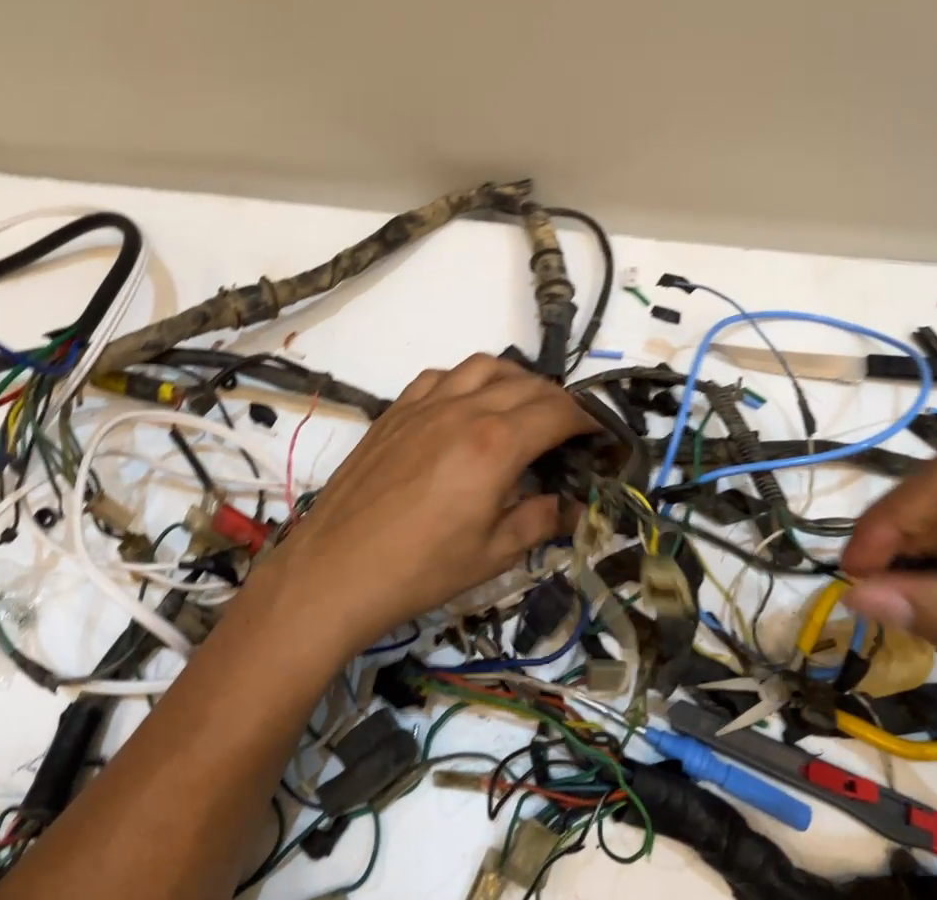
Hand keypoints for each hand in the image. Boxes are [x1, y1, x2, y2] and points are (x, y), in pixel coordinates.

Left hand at [257, 353, 595, 652]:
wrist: (336, 569)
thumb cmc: (420, 569)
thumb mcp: (492, 554)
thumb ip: (539, 521)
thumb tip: (570, 507)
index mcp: (495, 445)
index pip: (557, 412)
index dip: (587, 420)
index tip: (599, 435)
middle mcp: (462, 410)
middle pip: (525, 385)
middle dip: (557, 401)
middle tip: (567, 430)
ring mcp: (423, 406)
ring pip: (482, 367)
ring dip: (514, 379)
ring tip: (522, 407)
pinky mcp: (394, 412)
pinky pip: (438, 376)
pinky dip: (464, 381)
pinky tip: (464, 406)